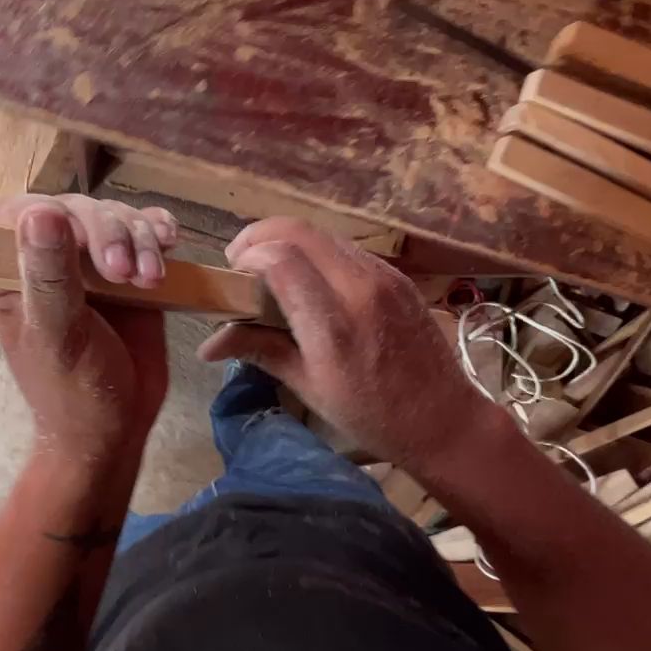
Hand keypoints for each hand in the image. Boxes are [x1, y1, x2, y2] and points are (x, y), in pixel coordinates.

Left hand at [0, 195, 175, 459]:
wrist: (118, 426)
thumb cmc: (74, 392)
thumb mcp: (58, 336)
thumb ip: (49, 276)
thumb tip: (41, 213)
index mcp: (8, 274)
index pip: (20, 212)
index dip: (57, 214)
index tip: (88, 243)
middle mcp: (47, 260)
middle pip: (77, 208)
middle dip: (109, 231)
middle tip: (127, 275)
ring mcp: (90, 262)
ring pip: (115, 216)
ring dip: (140, 238)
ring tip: (152, 278)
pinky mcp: (128, 269)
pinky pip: (144, 230)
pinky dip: (159, 231)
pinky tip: (171, 243)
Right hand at [196, 218, 490, 468]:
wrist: (444, 419)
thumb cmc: (371, 414)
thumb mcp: (309, 386)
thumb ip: (259, 350)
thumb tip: (206, 345)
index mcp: (332, 324)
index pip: (279, 259)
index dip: (248, 257)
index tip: (232, 275)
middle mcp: (359, 288)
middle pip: (298, 231)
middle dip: (259, 236)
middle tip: (240, 260)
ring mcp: (383, 276)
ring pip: (322, 234)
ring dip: (288, 241)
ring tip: (270, 268)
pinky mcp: (397, 275)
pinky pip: (346, 248)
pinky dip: (317, 251)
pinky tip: (308, 278)